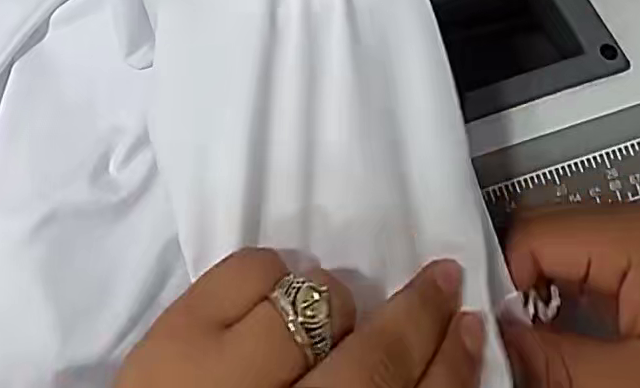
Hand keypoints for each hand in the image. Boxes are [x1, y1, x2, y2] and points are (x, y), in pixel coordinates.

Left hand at [116, 248, 484, 387]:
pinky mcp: (171, 331)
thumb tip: (414, 370)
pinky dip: (271, 274)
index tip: (469, 328)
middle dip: (416, 318)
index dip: (446, 371)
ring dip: (331, 300)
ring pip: (308, 302)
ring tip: (322, 319)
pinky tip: (266, 302)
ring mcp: (214, 373)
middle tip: (441, 281)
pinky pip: (246, 267)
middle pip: (369, 361)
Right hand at [500, 205, 639, 387]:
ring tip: (536, 354)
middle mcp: (626, 231)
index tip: (495, 332)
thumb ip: (561, 360)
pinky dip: (563, 313)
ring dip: (538, 307)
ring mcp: (635, 254)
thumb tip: (498, 340)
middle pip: (537, 242)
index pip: (527, 234)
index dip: (504, 282)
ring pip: (554, 264)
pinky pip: (580, 281)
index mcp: (624, 234)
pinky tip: (564, 352)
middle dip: (518, 293)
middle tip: (510, 346)